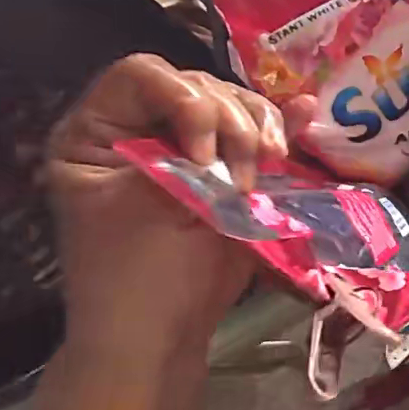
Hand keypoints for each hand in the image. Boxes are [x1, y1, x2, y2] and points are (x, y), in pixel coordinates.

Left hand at [46, 55, 287, 356]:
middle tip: (239, 181)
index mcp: (101, 130)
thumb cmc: (135, 274)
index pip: (144, 75)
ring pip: (238, 107)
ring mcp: (192, 150)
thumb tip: (247, 118)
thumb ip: (195, 150)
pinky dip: (284, 128)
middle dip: (231, 125)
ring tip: (269, 167)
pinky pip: (260, 136)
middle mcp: (145, 129)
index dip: (185, 102)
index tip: (203, 156)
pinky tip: (307, 113)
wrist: (160, 334)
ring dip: (262, 130)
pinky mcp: (229, 172)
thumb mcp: (146, 201)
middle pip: (200, 87)